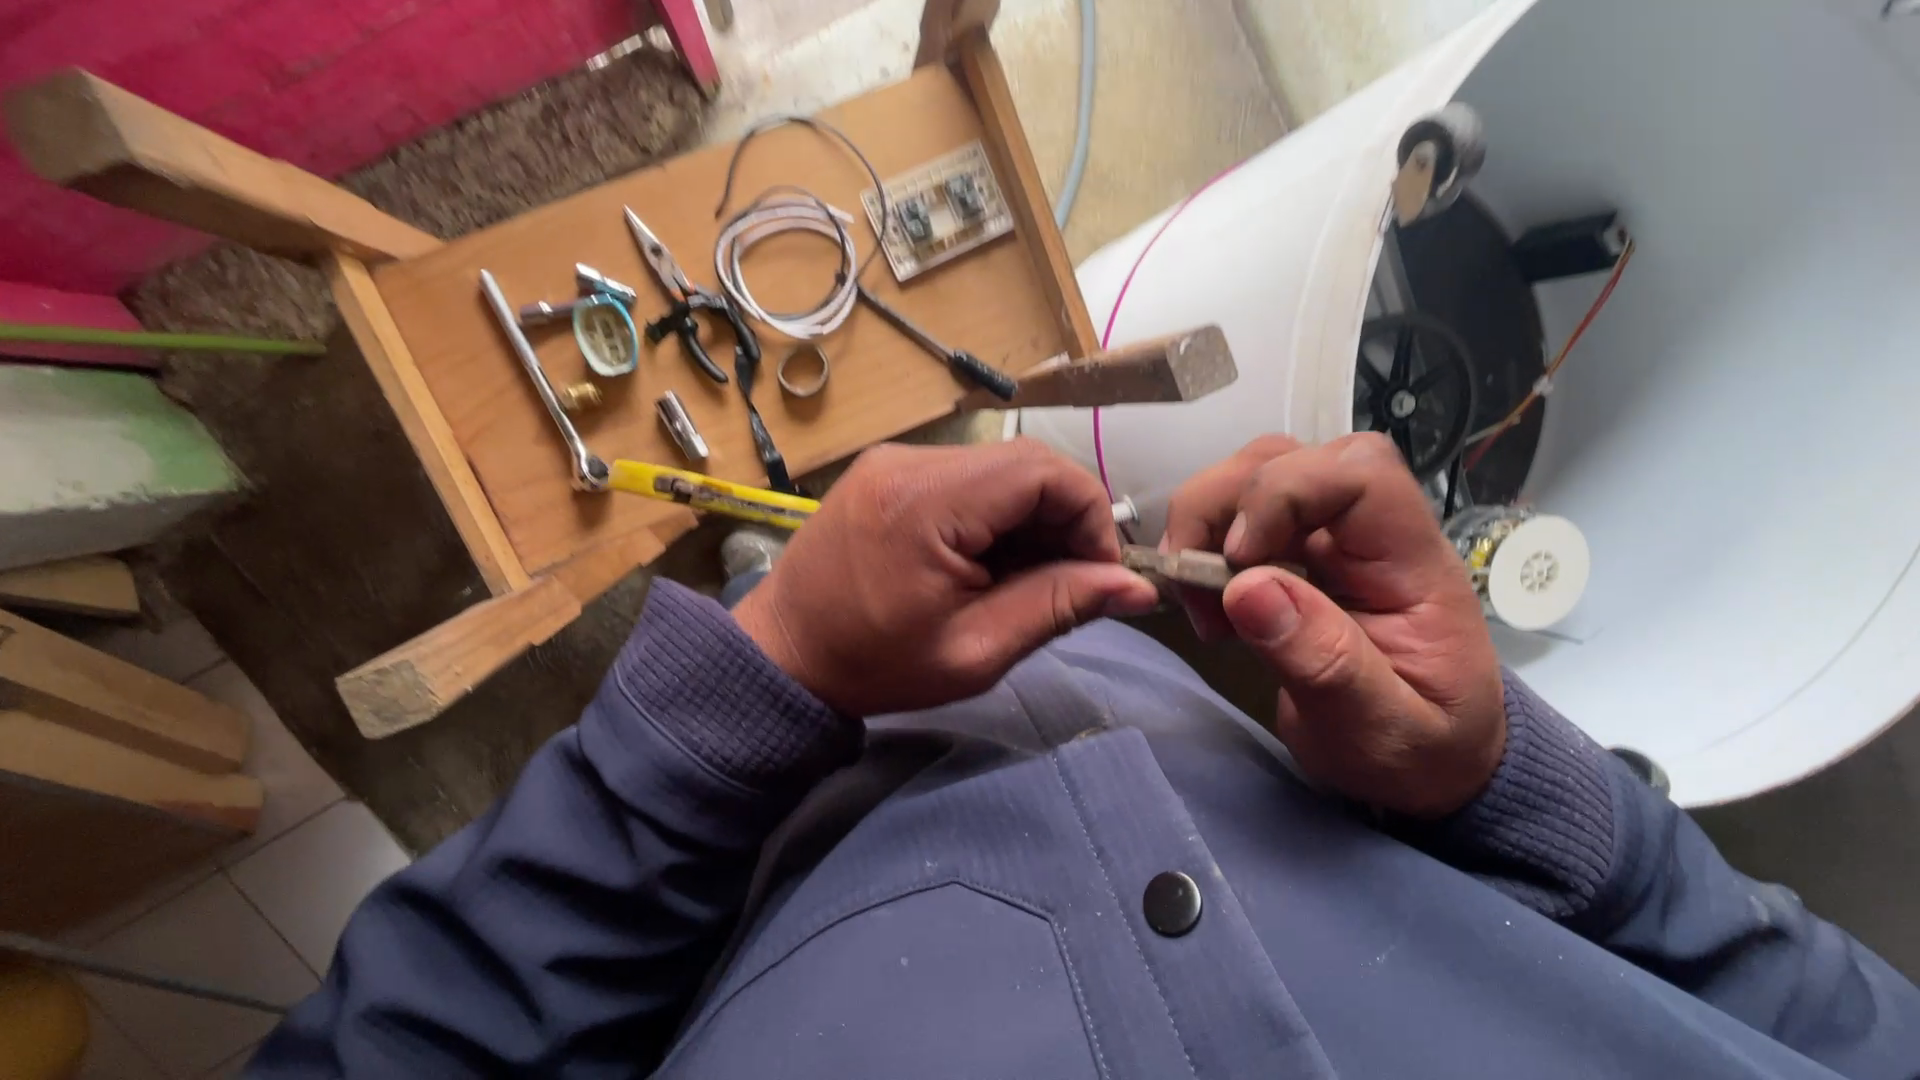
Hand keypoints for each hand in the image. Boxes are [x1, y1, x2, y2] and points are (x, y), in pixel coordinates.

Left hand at [733, 439, 1160, 716]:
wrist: (781, 657)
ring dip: (1031, 519)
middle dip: (1065, 520)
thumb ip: (1057, 606)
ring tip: (1026, 580)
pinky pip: (966, 479)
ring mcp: (894, 460)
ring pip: (999, 470)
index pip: (1044, 471)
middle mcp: (910, 460)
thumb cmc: (872, 666)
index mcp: (927, 501)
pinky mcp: (887, 472)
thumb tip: (1136, 587)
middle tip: (1069, 582)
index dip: (1090, 515)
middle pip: (1025, 465)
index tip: (1098, 573)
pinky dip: (995, 516)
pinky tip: (989, 563)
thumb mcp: (974, 650)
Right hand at [1163, 433, 1504, 817]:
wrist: (1423, 763)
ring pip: (1251, 477)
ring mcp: (1324, 540)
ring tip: (1196, 597)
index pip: (1359, 473)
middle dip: (1221, 505)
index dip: (1284, 492)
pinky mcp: (1289, 555)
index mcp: (1411, 562)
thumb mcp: (1381, 728)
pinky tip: (1204, 603)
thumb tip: (1247, 588)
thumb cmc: (1417, 749)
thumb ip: (1325, 662)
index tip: (1236, 559)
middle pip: (1287, 458)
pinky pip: (1233, 518)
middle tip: (1193, 580)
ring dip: (1202, 524)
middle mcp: (1366, 533)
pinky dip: (1199, 548)